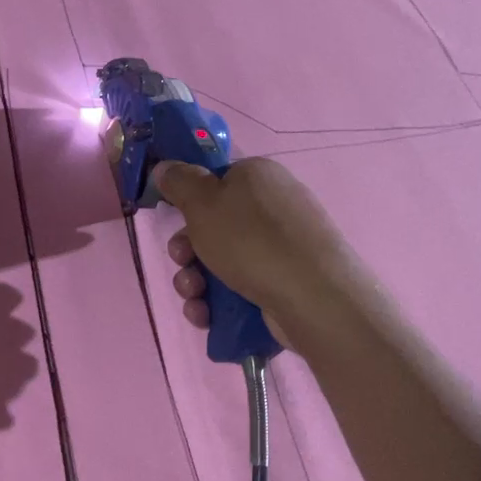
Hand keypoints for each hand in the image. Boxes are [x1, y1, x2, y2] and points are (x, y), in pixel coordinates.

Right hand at [154, 157, 364, 341]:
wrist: (315, 299)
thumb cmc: (252, 241)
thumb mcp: (203, 202)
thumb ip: (179, 181)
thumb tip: (165, 166)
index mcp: (257, 177)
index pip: (215, 180)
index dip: (189, 201)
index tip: (173, 218)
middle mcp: (273, 207)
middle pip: (212, 225)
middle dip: (186, 250)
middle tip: (181, 261)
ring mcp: (282, 248)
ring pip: (220, 261)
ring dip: (194, 280)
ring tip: (194, 296)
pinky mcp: (285, 282)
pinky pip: (239, 287)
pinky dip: (216, 301)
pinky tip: (206, 314)